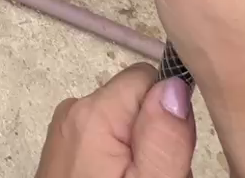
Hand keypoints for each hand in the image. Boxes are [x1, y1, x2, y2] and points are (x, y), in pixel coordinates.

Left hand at [34, 62, 195, 177]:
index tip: (177, 152)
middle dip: (159, 141)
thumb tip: (176, 84)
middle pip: (137, 104)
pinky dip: (125, 167)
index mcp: (93, 112)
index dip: (171, 111)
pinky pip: (109, 144)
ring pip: (127, 127)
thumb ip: (164, 137)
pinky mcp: (66, 151)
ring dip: (145, 158)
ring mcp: (67, 131)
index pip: (146, 78)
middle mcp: (74, 111)